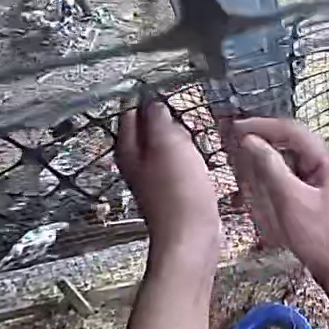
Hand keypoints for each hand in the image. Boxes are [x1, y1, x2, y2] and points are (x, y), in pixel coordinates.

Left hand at [116, 98, 222, 265]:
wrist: (191, 235)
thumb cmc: (179, 190)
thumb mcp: (168, 144)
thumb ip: (158, 120)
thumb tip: (153, 104)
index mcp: (129, 150)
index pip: (131, 114)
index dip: (147, 100)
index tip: (166, 93)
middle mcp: (136, 164)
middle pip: (146, 130)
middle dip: (164, 119)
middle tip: (182, 112)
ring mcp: (153, 179)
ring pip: (164, 148)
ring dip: (178, 138)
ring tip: (193, 132)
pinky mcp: (172, 191)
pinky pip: (177, 164)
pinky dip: (187, 157)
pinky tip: (199, 158)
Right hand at [229, 118, 328, 289]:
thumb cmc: (319, 237)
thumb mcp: (290, 199)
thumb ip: (270, 166)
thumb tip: (250, 140)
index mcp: (327, 161)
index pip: (291, 131)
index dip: (261, 126)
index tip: (234, 128)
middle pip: (291, 145)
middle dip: (263, 143)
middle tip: (233, 143)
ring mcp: (325, 183)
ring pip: (291, 163)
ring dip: (266, 163)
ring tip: (240, 165)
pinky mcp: (319, 199)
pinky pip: (293, 180)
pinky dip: (274, 181)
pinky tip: (257, 188)